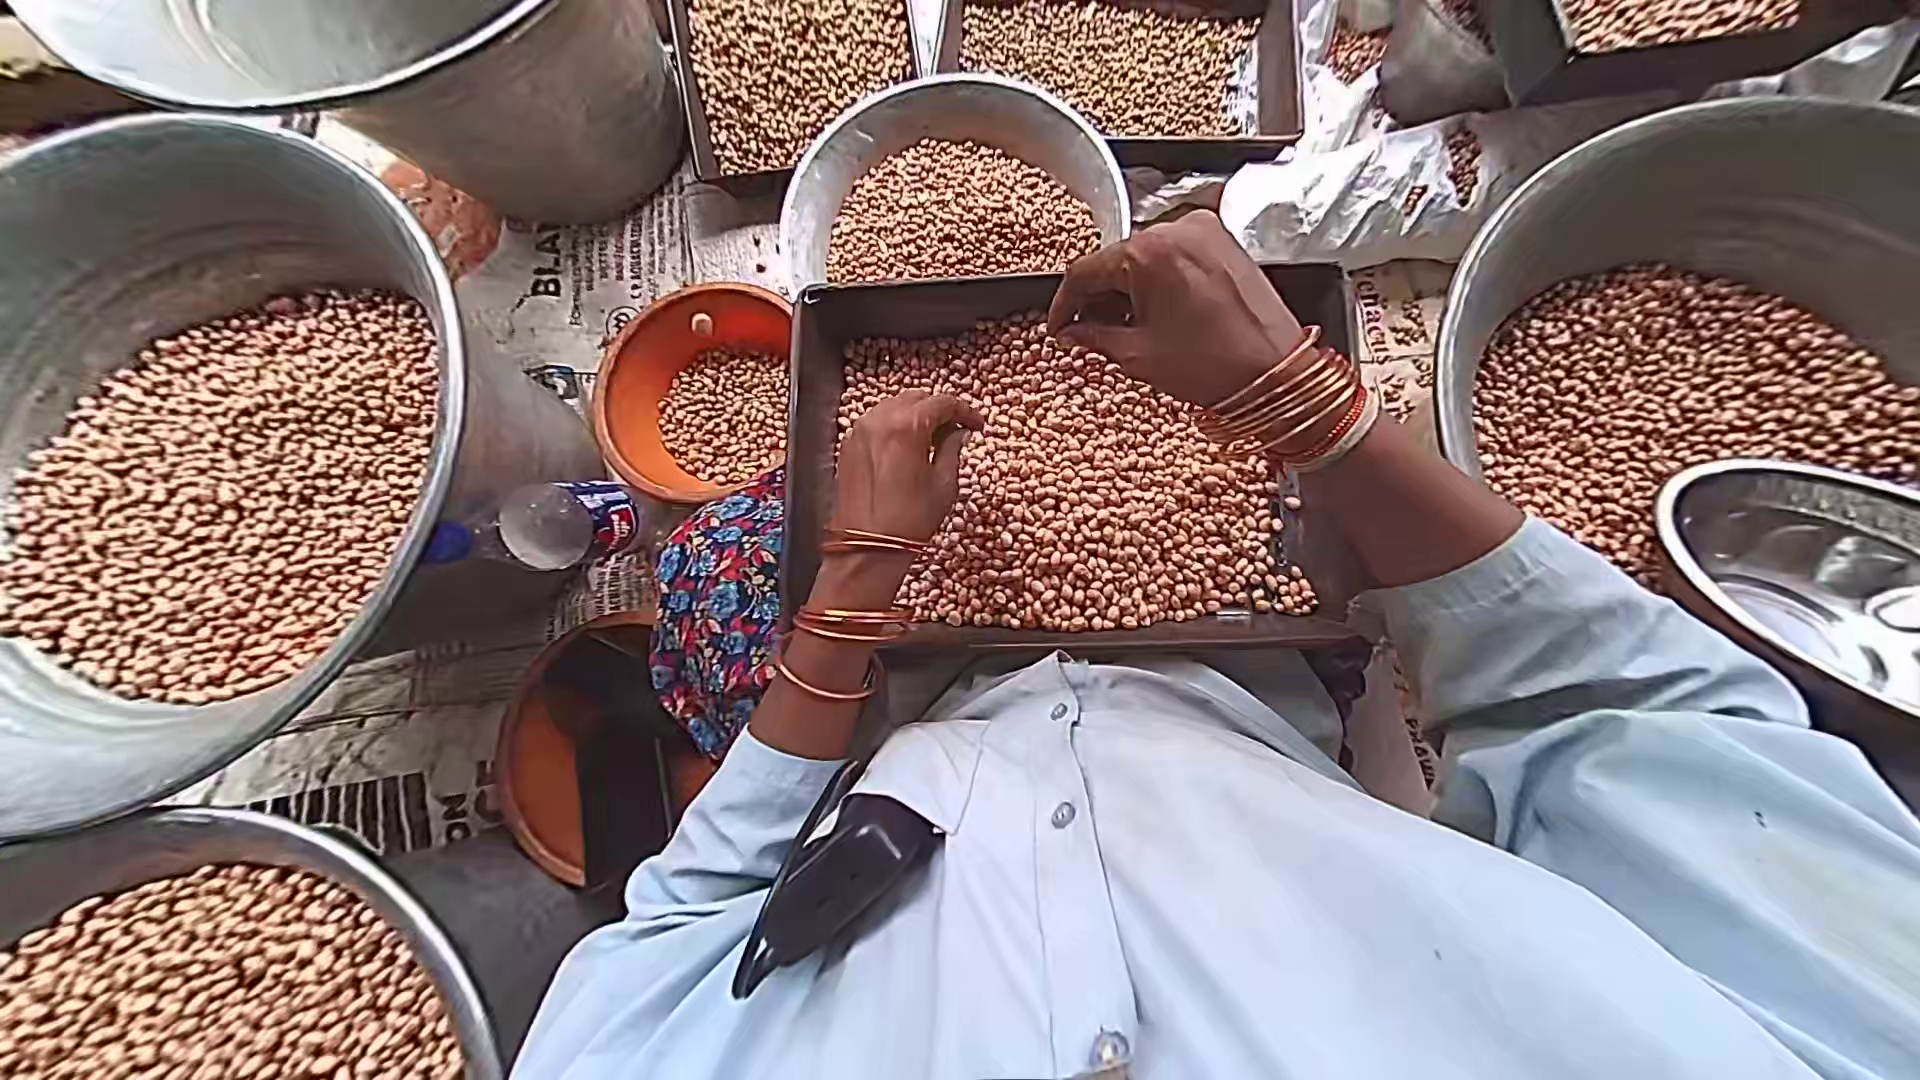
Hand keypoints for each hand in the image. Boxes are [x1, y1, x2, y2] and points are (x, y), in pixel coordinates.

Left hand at [831, 390, 984, 539]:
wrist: (867, 547)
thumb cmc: (909, 520)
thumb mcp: (944, 484)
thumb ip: (952, 449)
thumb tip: (958, 433)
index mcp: (907, 426)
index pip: (942, 402)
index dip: (965, 411)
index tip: (976, 425)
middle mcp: (879, 420)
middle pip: (916, 398)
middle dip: (939, 410)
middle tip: (956, 430)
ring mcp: (860, 431)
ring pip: (894, 406)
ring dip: (916, 416)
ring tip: (933, 439)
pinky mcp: (849, 445)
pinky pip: (877, 423)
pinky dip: (895, 426)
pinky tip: (908, 447)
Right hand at [1046, 210, 1307, 408]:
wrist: (1275, 372)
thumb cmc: (1211, 364)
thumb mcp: (1137, 355)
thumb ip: (1094, 337)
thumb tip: (1072, 334)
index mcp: (1149, 252)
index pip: (1085, 270)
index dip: (1063, 304)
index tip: (1057, 328)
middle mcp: (1176, 228)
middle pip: (1115, 260)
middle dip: (1096, 298)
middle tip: (1084, 333)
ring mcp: (1204, 231)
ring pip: (1143, 257)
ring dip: (1124, 290)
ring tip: (1119, 328)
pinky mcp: (1222, 243)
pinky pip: (1172, 256)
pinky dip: (1153, 282)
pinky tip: (1150, 314)